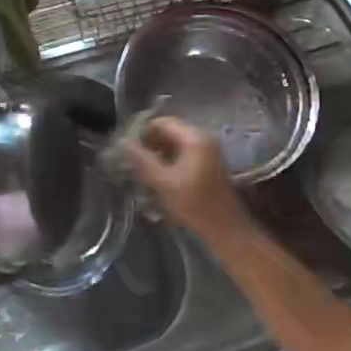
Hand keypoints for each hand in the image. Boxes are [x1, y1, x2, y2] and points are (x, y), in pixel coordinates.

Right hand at [124, 118, 251, 243]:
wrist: (226, 228)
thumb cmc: (194, 204)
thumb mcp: (163, 183)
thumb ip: (142, 160)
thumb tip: (123, 142)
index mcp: (195, 137)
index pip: (162, 122)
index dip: (142, 132)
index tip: (127, 148)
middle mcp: (204, 137)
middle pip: (170, 131)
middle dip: (150, 144)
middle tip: (133, 161)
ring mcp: (209, 150)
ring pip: (177, 144)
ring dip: (160, 154)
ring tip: (144, 171)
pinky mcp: (210, 162)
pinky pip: (185, 153)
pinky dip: (171, 161)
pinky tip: (160, 177)